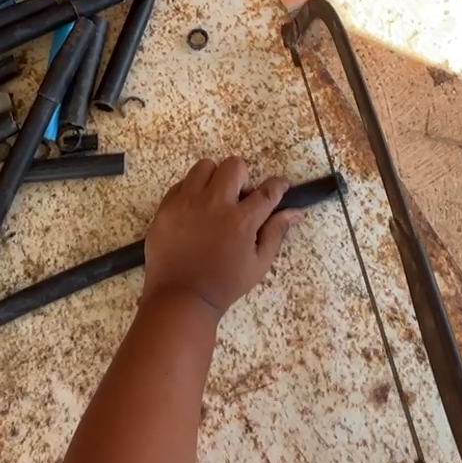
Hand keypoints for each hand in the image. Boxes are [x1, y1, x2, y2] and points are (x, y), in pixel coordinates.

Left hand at [142, 157, 301, 319]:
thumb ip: (276, 233)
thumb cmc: (223, 284)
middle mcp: (215, 203)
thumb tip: (295, 212)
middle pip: (234, 165)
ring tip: (213, 200)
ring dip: (214, 179)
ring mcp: (188, 202)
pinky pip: (182, 182)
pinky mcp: (167, 205)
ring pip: (205, 166)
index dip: (279, 185)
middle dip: (242, 178)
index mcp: (241, 220)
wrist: (180, 297)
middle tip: (239, 200)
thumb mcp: (258, 264)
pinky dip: (192, 191)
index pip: (268, 191)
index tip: (281, 185)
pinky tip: (194, 211)